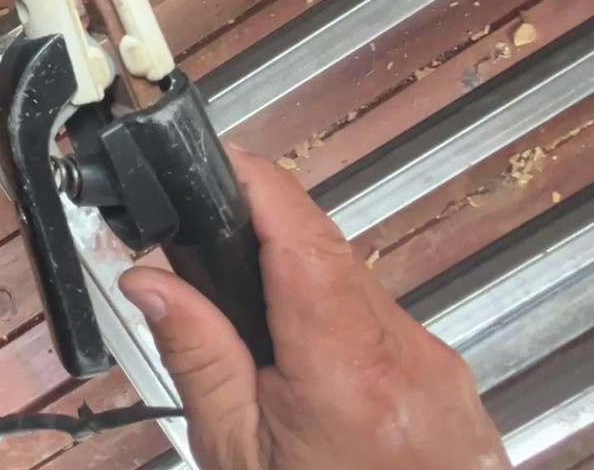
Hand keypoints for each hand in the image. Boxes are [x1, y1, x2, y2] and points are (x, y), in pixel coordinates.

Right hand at [118, 150, 510, 469]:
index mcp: (348, 368)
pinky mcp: (449, 382)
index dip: (258, 181)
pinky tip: (292, 349)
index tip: (214, 154)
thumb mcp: (235, 449)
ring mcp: (437, 368)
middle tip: (192, 246)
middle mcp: (407, 356)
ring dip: (289, 273)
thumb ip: (195, 355)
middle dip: (256, 232)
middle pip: (321, 251)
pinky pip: (374, 314)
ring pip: (347, 279)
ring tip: (237, 312)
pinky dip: (324, 308)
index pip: (303, 237)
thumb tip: (144, 279)